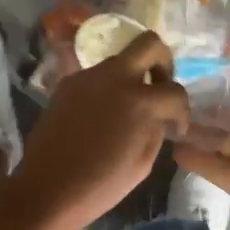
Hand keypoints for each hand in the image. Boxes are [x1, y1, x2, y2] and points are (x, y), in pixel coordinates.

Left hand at [5, 31, 190, 229]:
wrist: (47, 186)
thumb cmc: (99, 185)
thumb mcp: (142, 164)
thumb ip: (155, 129)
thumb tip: (158, 115)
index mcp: (139, 100)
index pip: (175, 90)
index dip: (183, 110)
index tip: (177, 126)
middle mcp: (116, 76)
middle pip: (150, 42)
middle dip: (163, 60)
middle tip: (160, 85)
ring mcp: (90, 74)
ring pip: (122, 58)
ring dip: (133, 74)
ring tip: (128, 105)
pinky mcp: (70, 80)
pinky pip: (98, 75)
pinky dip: (108, 87)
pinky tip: (101, 113)